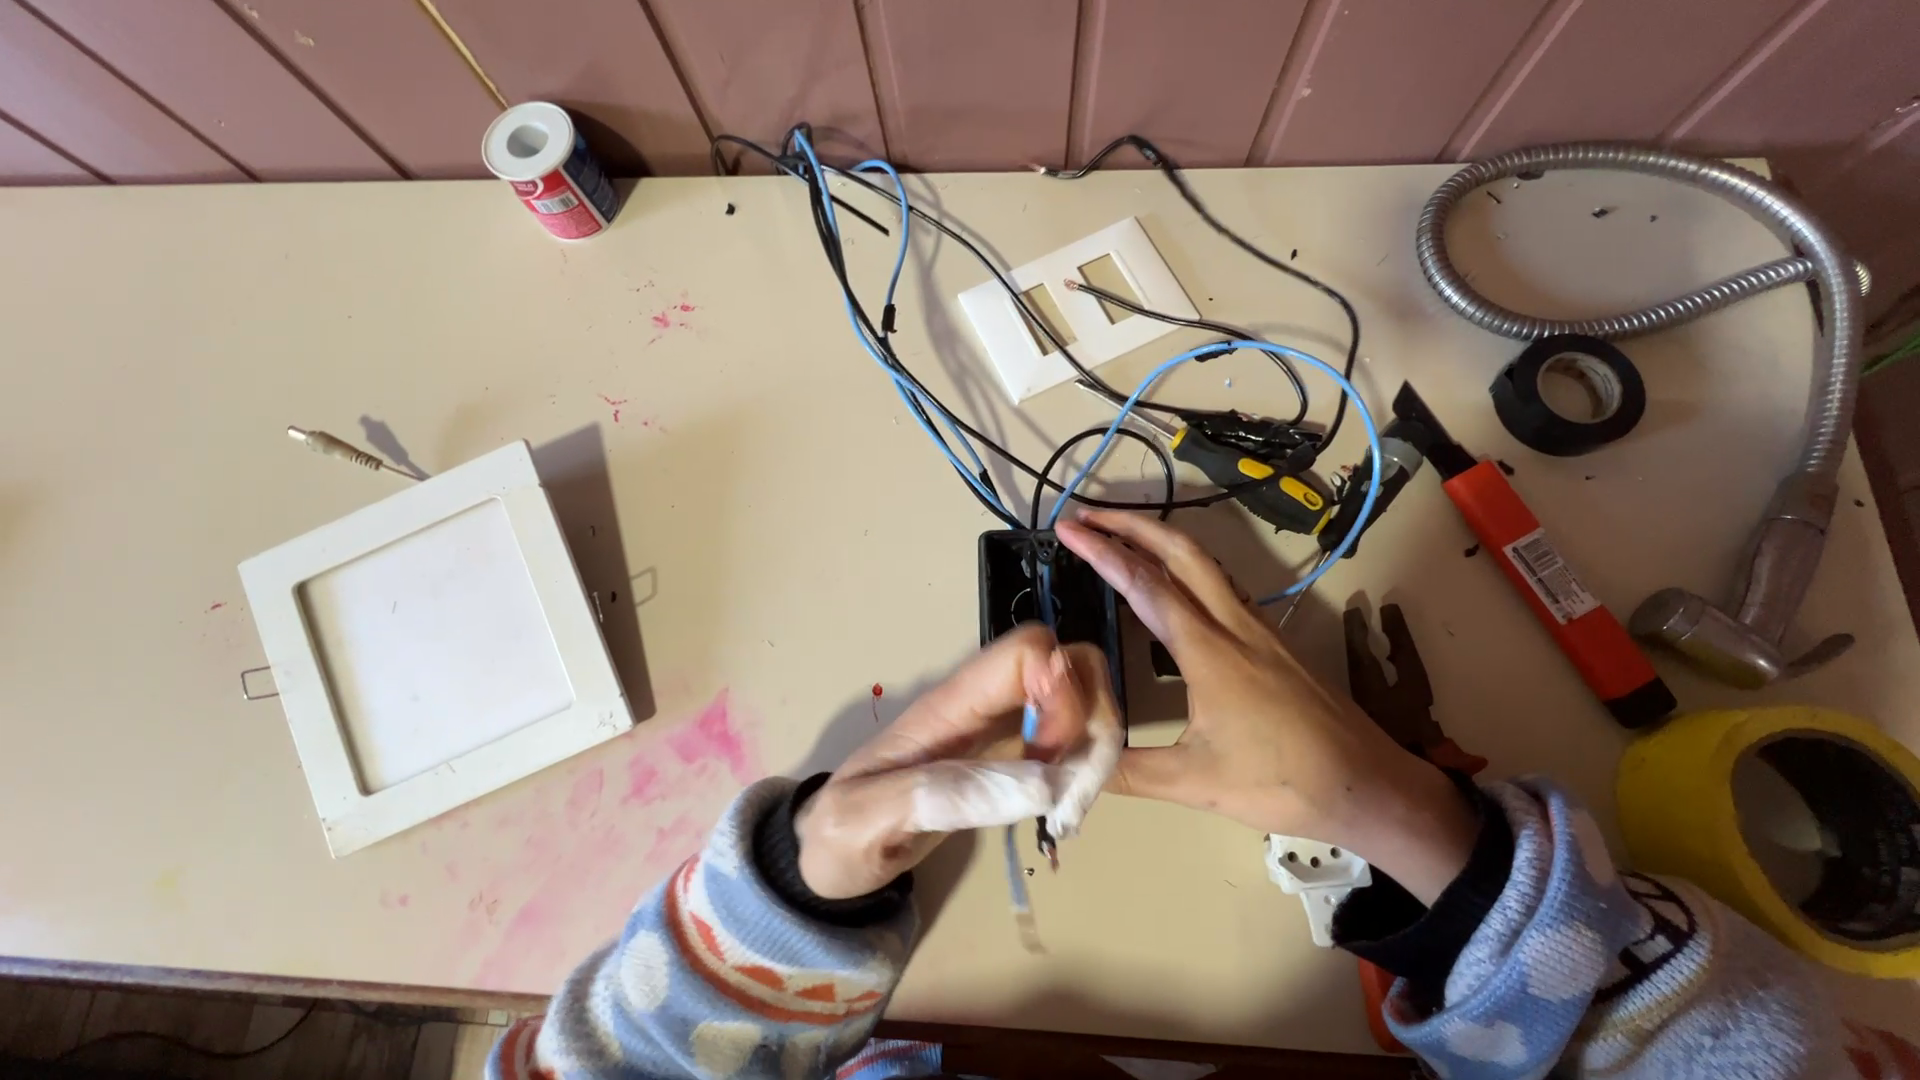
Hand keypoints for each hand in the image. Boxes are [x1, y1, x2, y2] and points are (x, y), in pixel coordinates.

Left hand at [792, 626, 1121, 898]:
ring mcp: (1007, 726)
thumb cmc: (842, 829)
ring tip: (1065, 813)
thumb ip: (939, 797)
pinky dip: (1087, 770)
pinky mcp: (1018, 755)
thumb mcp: (866, 819)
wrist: (834, 848)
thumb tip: (1043, 785)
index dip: (1060, 687)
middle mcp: (987, 702)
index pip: (1025, 650)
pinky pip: (1076, 738)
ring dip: (1096, 751)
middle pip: (1072, 665)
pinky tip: (1060, 813)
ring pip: (1083, 699)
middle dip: (1093, 722)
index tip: (1050, 755)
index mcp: (951, 703)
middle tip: (1067, 793)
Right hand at [1055, 511, 1477, 902]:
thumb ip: (1126, 771)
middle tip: (1086, 516)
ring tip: (1119, 535)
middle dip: (1130, 524)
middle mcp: (1232, 624)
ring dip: (1158, 538)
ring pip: (1203, 562)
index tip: (1068, 529)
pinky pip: (1217, 584)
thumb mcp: (1195, 783)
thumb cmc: (1283, 780)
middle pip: (1180, 550)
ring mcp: (1256, 628)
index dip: (1102, 551)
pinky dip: (1182, 565)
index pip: (1146, 584)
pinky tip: (1170, 583)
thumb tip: (1066, 765)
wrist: (1368, 784)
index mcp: (1208, 650)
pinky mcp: (1270, 640)